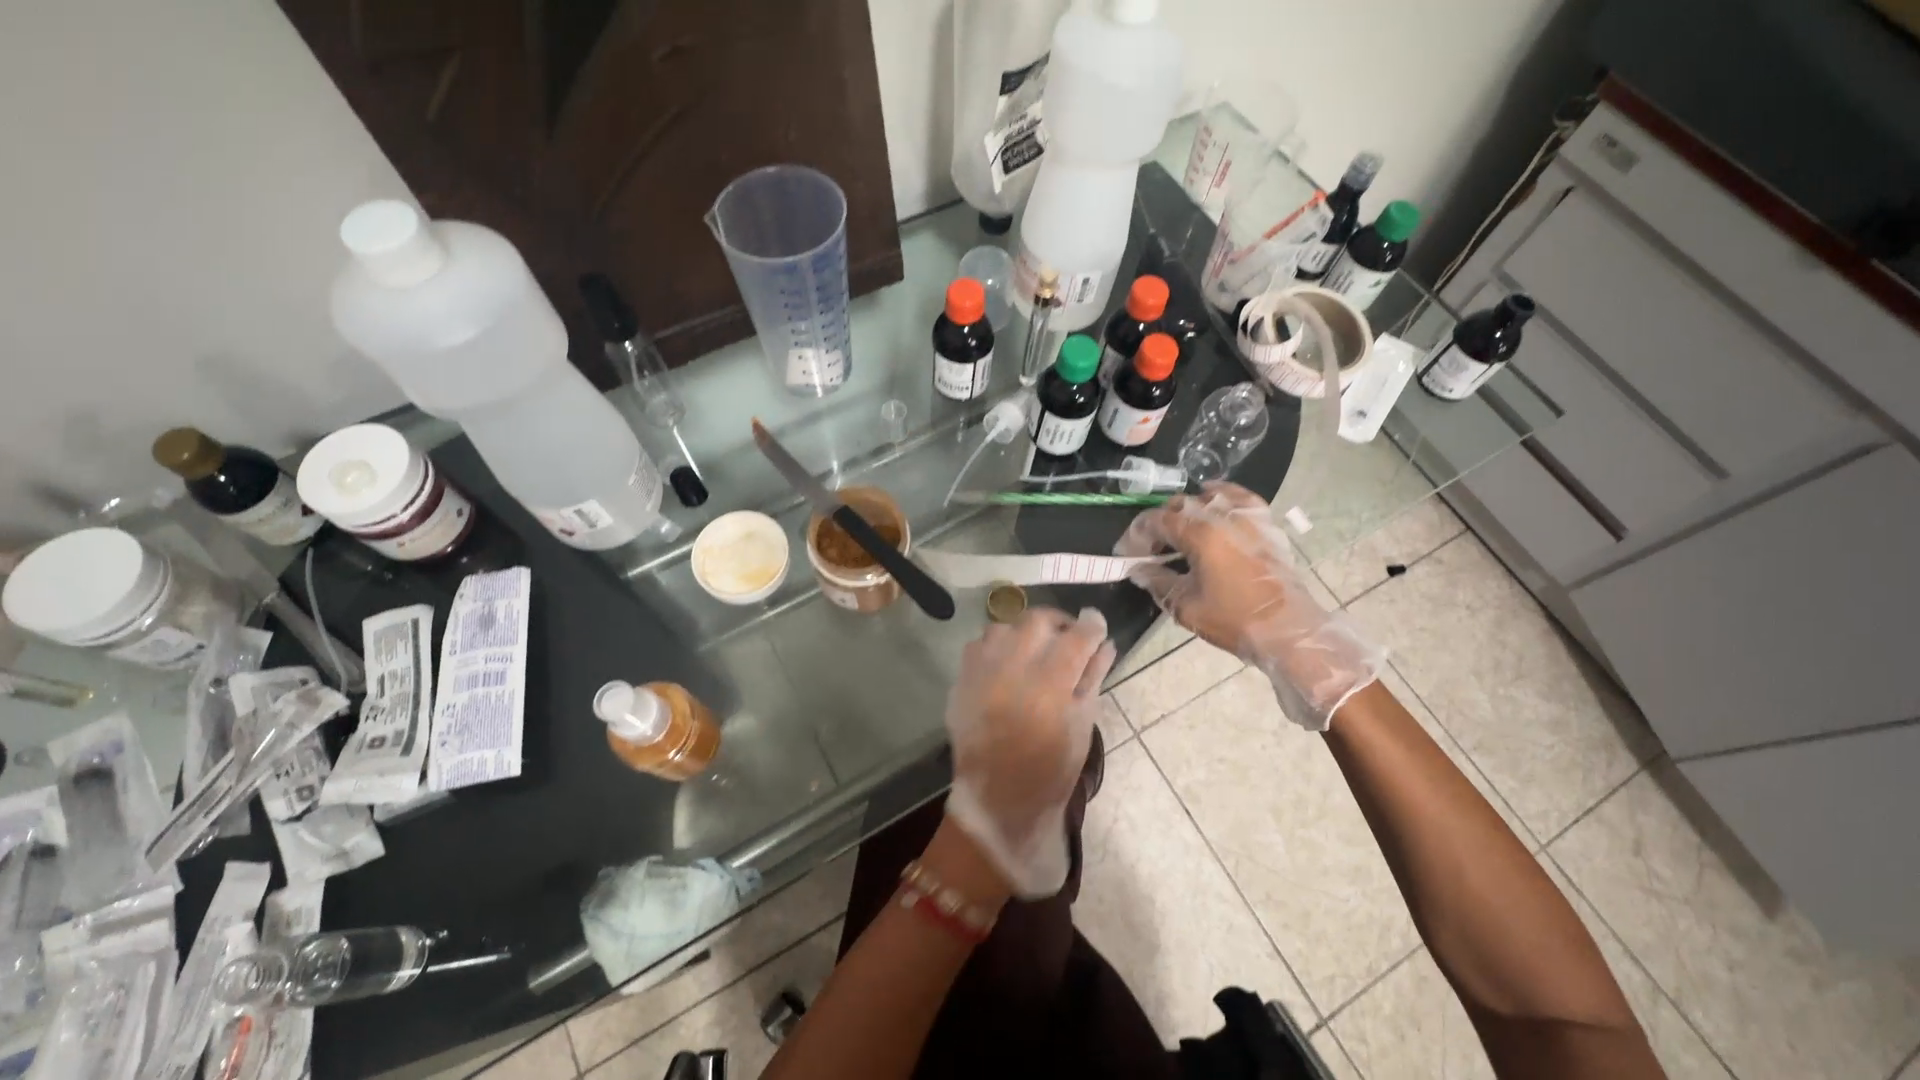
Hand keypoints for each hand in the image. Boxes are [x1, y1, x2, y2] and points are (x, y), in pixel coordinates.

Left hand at [942, 607, 1114, 898]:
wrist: (999, 798)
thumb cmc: (1051, 768)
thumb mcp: (1082, 725)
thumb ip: (1092, 678)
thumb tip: (1104, 645)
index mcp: (1052, 682)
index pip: (1078, 635)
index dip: (1092, 625)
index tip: (1096, 624)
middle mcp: (1015, 667)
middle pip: (1039, 620)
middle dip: (1057, 623)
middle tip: (1067, 637)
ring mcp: (983, 670)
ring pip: (1005, 626)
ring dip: (1024, 632)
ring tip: (1033, 651)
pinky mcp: (962, 679)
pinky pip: (979, 645)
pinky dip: (996, 647)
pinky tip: (1006, 666)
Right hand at [1115, 481, 1381, 730]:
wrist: (1289, 628)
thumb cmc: (1234, 619)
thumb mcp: (1186, 606)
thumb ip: (1157, 581)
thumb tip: (1138, 569)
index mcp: (1200, 532)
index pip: (1157, 520)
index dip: (1136, 534)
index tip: (1126, 553)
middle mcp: (1222, 514)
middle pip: (1180, 504)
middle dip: (1160, 523)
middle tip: (1151, 548)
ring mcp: (1247, 515)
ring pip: (1208, 496)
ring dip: (1188, 510)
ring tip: (1181, 532)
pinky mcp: (1266, 522)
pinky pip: (1239, 497)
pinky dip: (1222, 497)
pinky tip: (1215, 507)